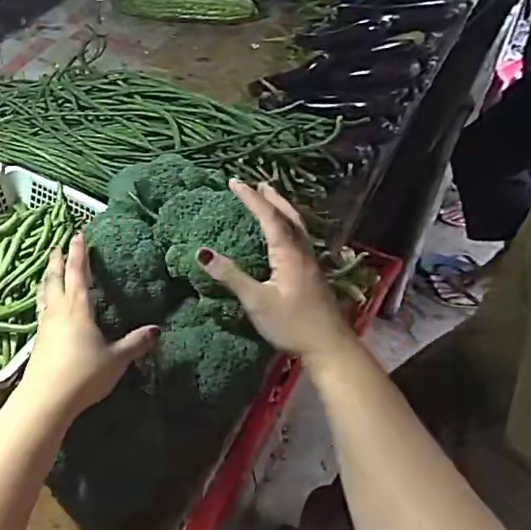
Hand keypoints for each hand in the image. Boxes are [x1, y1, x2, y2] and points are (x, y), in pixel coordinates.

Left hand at [20, 233, 158, 414]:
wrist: (46, 399)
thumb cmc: (83, 374)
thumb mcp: (116, 359)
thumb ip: (136, 343)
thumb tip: (157, 330)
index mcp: (77, 308)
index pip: (76, 273)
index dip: (78, 253)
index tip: (76, 235)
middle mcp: (57, 311)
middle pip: (55, 279)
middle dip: (57, 261)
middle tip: (56, 246)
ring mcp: (44, 326)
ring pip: (44, 294)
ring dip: (47, 278)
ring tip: (48, 270)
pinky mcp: (37, 341)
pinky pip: (41, 311)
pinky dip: (43, 299)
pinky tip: (45, 307)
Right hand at [198, 180, 357, 362]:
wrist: (328, 347)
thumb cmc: (291, 324)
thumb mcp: (256, 301)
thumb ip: (231, 276)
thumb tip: (202, 253)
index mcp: (289, 254)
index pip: (269, 218)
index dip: (251, 199)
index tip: (234, 182)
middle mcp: (302, 253)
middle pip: (289, 216)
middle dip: (271, 198)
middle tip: (257, 183)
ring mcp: (310, 264)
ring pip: (296, 226)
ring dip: (282, 209)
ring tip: (270, 199)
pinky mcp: (311, 275)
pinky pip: (298, 238)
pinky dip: (287, 225)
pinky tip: (283, 234)